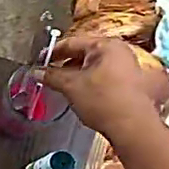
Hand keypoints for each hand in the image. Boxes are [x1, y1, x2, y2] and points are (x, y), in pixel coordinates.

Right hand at [40, 36, 168, 140]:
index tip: (40, 61)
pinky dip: (90, 82)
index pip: (72, 42)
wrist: (131, 126)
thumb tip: (37, 72)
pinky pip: (104, 76)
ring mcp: (128, 67)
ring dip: (77, 74)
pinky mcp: (131, 83)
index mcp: (106, 45)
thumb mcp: (70, 86)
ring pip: (94, 66)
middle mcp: (120, 51)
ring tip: (63, 86)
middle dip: (65, 64)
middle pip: (84, 53)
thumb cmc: (105, 101)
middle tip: (49, 74)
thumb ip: (51, 76)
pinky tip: (81, 93)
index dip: (52, 52)